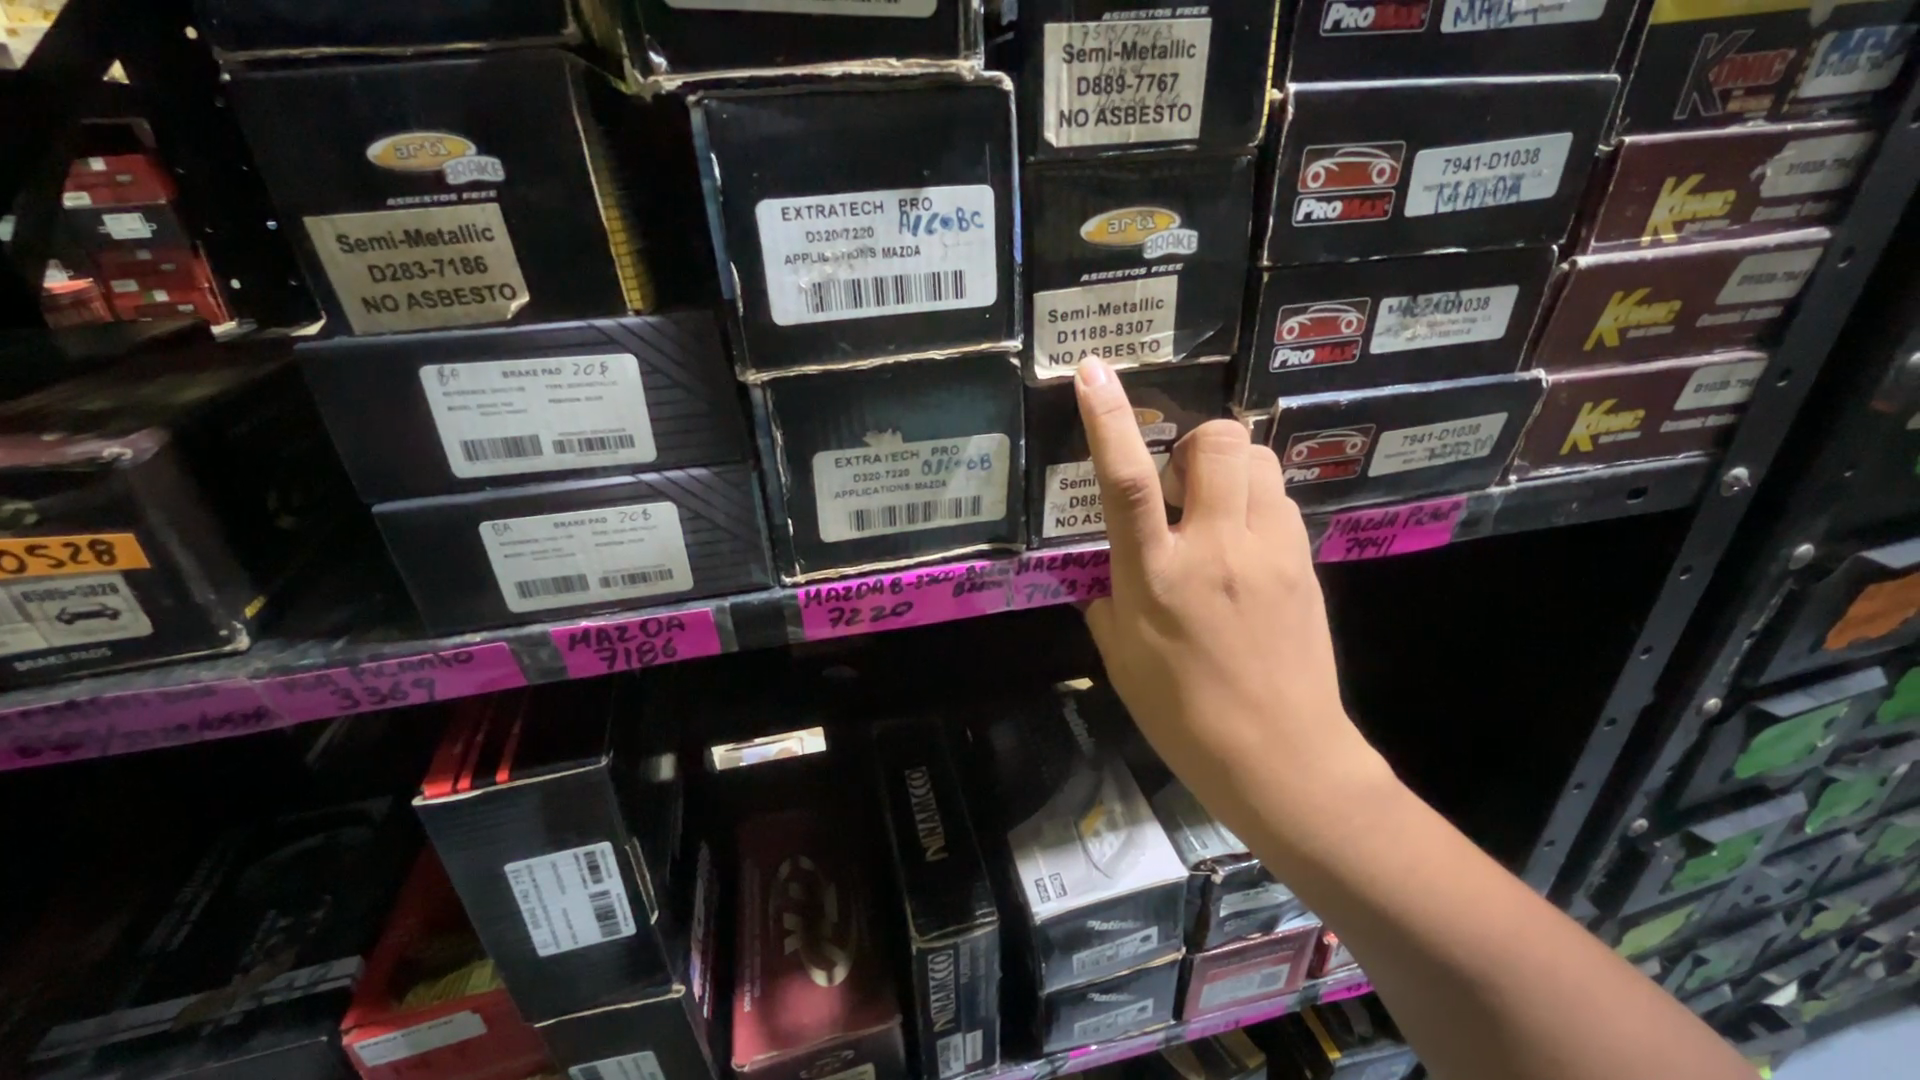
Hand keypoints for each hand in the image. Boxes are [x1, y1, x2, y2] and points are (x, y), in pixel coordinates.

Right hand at [1074, 359, 1395, 832]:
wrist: (1281, 757)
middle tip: (1180, 483)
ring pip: (1260, 461)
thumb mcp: (1123, 659)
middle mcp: (1216, 549)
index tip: (1094, 370)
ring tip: (1215, 513)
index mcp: (1157, 577)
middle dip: (1195, 439)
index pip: (1127, 481)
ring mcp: (1271, 552)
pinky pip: (1282, 501)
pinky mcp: (1305, 563)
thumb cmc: (1183, 716)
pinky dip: (1258, 504)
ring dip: (1230, 469)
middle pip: (1218, 442)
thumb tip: (1108, 572)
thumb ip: (1108, 601)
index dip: (1108, 419)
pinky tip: (1247, 546)